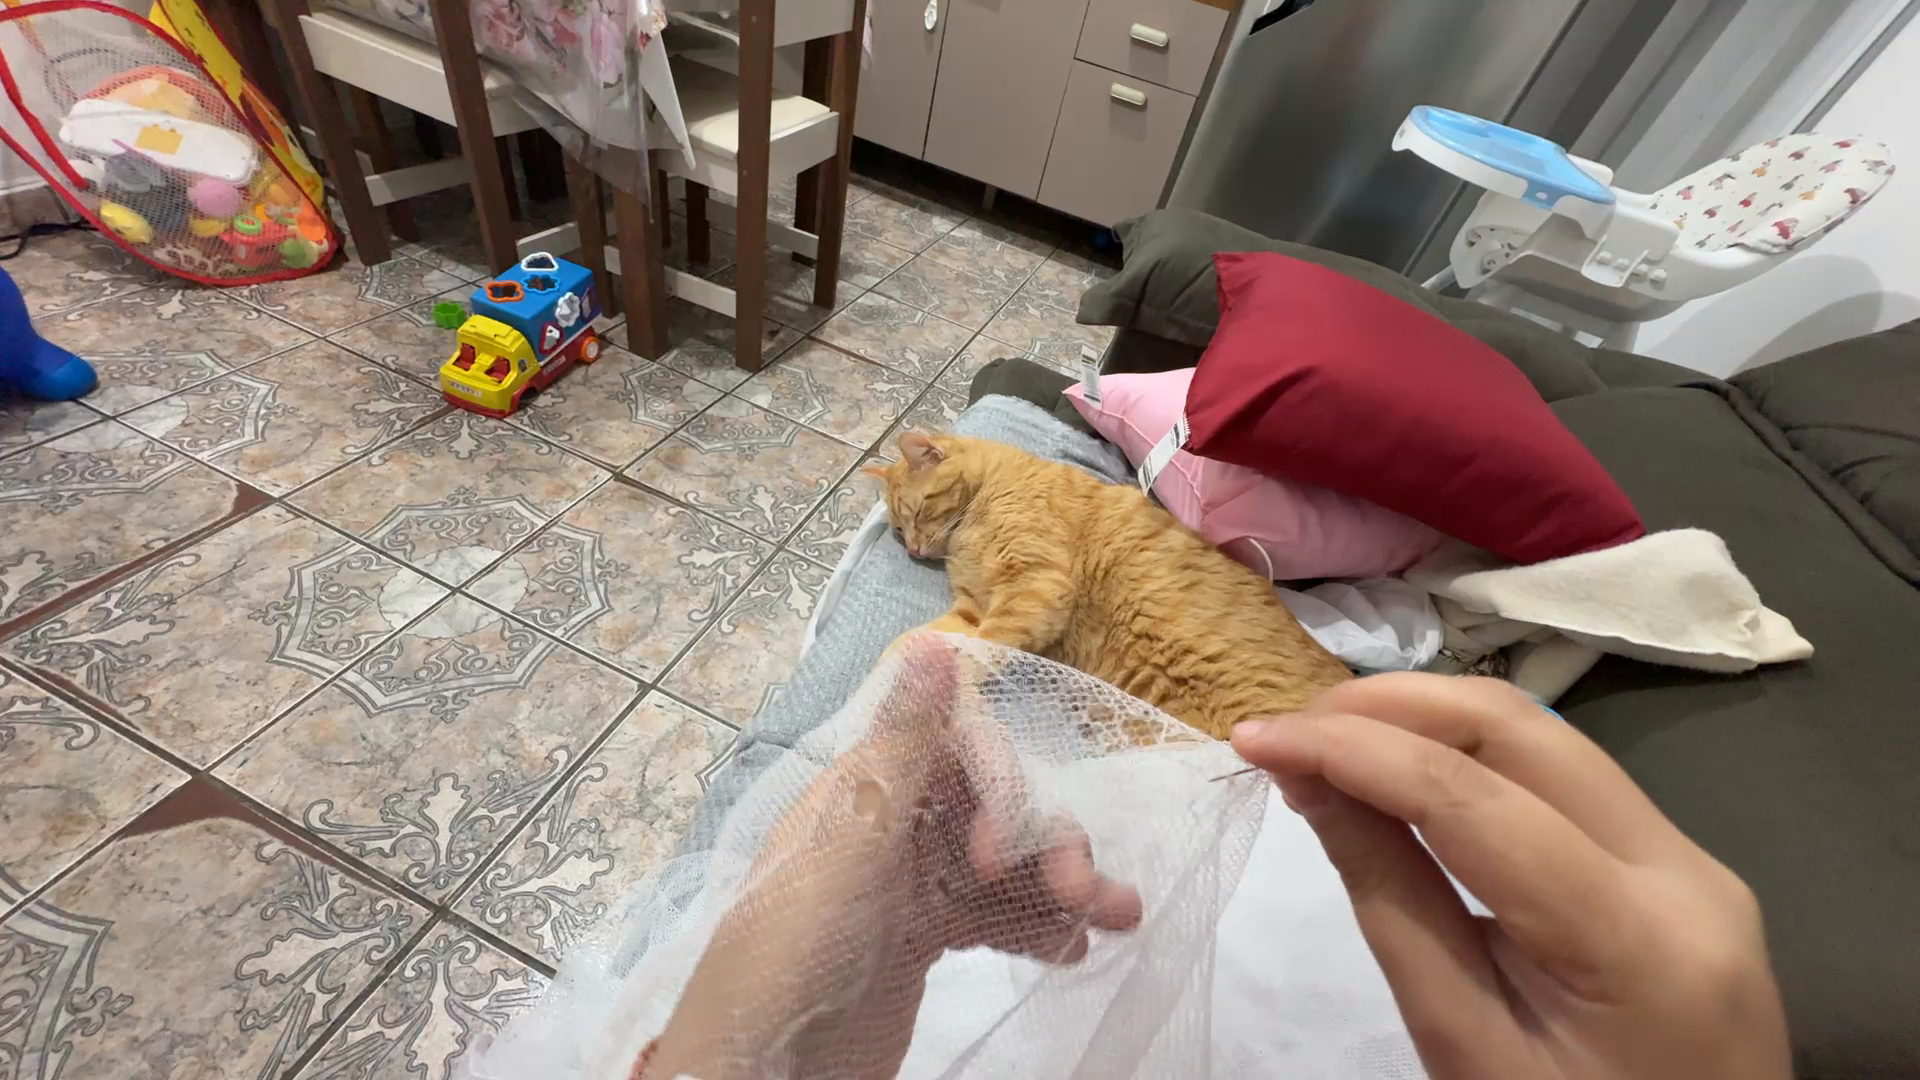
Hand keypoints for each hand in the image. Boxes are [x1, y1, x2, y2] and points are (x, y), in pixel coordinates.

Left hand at [647, 634, 1141, 1079]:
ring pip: (1002, 861)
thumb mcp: (853, 838)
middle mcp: (896, 820)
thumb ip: (903, 741)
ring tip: (1117, 917)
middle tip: (1088, 893)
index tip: (996, 856)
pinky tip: (1073, 947)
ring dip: (1058, 882)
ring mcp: (913, 880)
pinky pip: (993, 913)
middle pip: (992, 806)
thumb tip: (932, 641)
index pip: (961, 749)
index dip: (998, 788)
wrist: (763, 1073)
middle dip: (1043, 841)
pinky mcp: (925, 934)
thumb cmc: (799, 943)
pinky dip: (1036, 924)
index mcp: (872, 782)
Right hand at [1231, 674, 1790, 1079]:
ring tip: (1324, 739)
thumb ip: (1381, 886)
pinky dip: (1448, 742)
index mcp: (1639, 941)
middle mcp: (1680, 868)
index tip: (1254, 739)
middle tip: (1290, 730)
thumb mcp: (1453, 1030)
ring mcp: (1679, 851)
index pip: (1466, 795)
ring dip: (1411, 712)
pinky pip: (1540, 760)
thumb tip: (1301, 773)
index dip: (1345, 748)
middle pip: (1509, 725)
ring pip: (1527, 726)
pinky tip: (1389, 763)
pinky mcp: (1658, 849)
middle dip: (1380, 705)